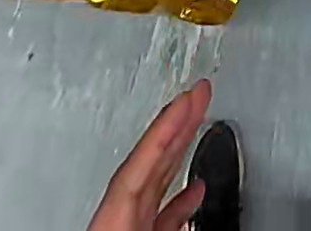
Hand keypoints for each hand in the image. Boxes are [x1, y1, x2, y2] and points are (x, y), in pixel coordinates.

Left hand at [87, 79, 211, 230]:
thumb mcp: (128, 230)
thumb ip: (169, 218)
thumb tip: (198, 195)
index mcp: (112, 218)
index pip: (141, 159)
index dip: (166, 124)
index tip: (188, 95)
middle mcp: (118, 217)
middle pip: (148, 159)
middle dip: (176, 121)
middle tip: (198, 92)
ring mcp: (126, 227)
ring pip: (155, 181)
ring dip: (179, 149)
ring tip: (198, 120)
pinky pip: (159, 213)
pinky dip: (179, 197)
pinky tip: (195, 188)